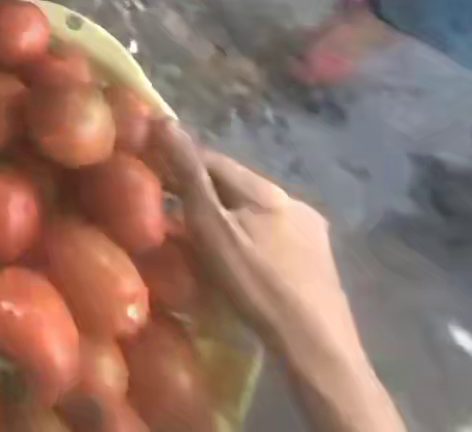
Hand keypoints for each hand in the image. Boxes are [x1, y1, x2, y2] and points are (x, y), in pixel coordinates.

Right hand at [154, 123, 403, 431]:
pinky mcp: (320, 260)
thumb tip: (164, 119)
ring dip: (225, 214)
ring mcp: (312, 230)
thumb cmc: (256, 284)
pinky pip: (271, 232)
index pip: (211, 159)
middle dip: (202, 191)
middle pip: (233, 184)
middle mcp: (294, 199)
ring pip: (252, 209)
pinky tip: (238, 257)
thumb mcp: (210, 227)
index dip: (178, 163)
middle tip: (170, 211)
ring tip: (199, 235)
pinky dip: (247, 235)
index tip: (151, 176)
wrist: (319, 352)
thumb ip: (187, 173)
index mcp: (267, 188)